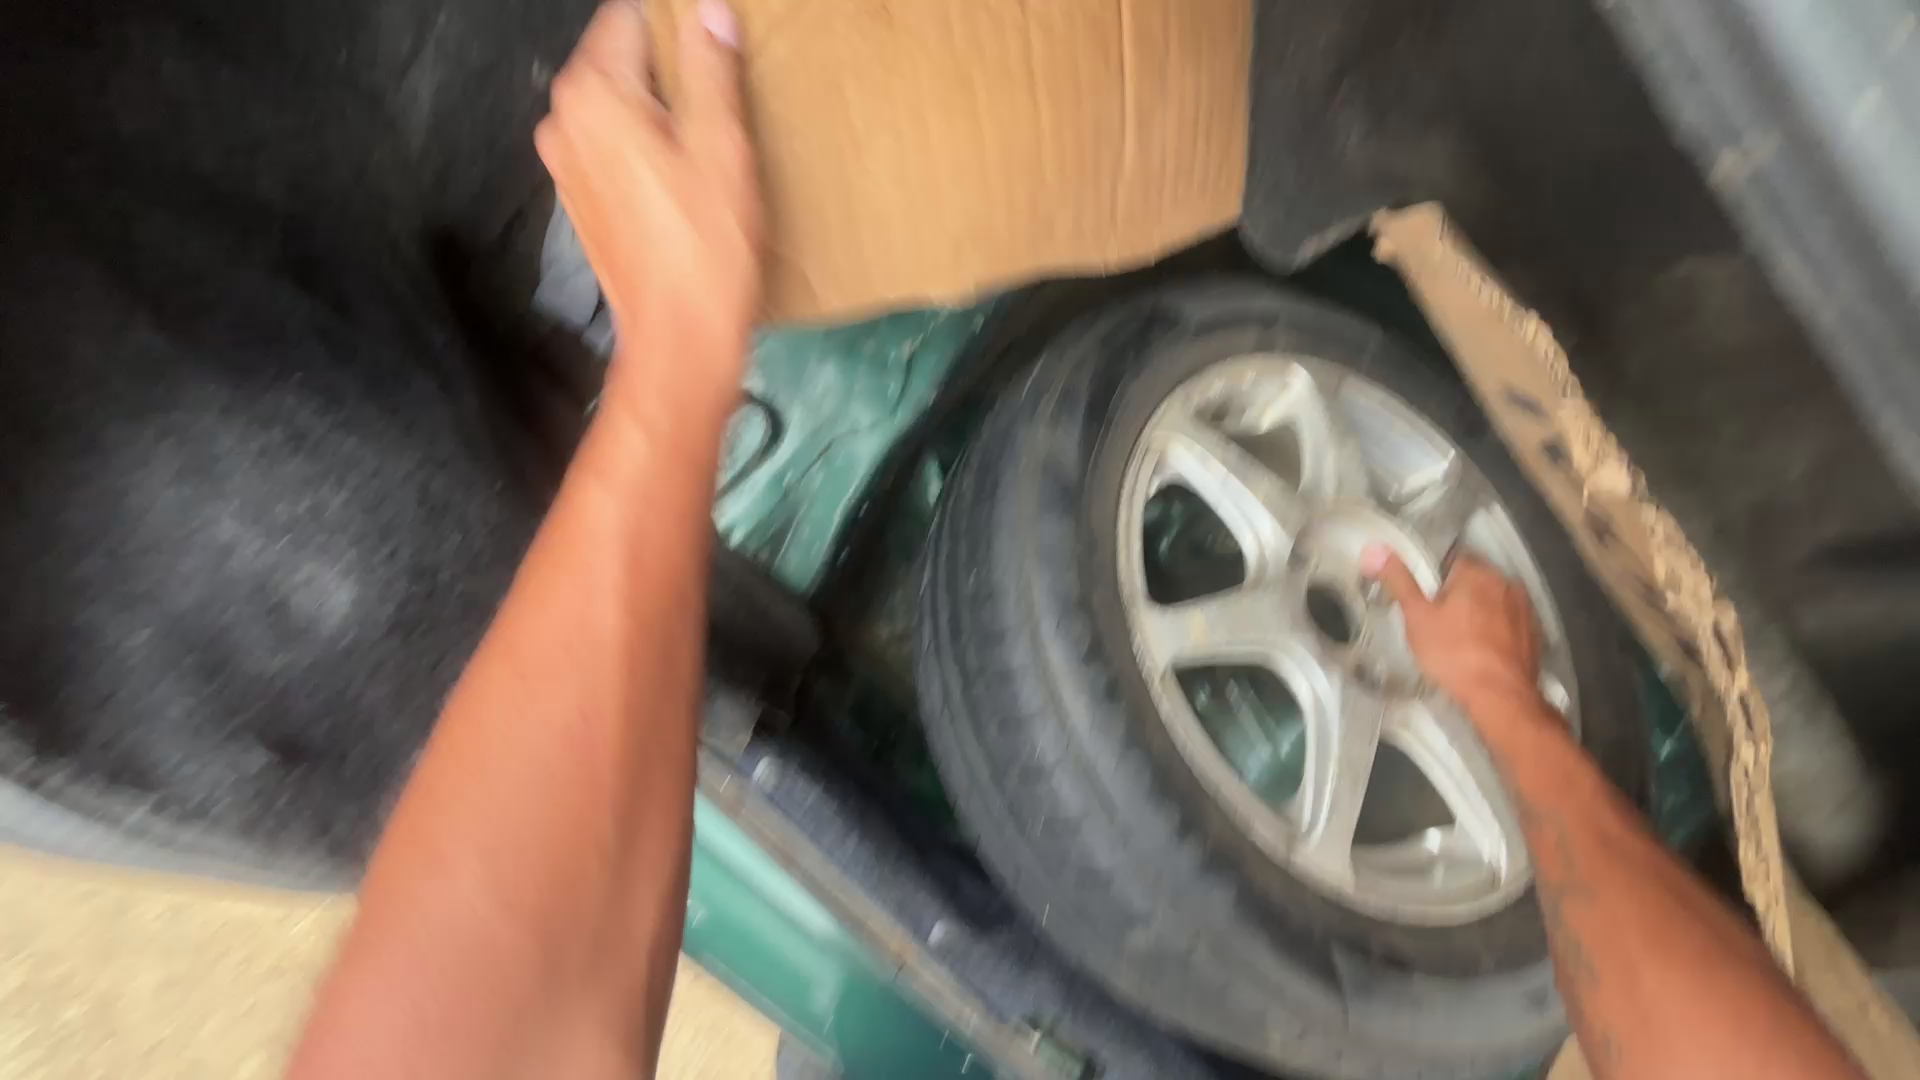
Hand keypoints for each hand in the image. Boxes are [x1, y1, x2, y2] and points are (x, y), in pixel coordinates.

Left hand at [537, 0, 760, 405]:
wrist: (679, 343)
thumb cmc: (706, 251)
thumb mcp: (722, 151)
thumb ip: (711, 69)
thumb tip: (710, 12)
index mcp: (594, 94)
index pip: (632, 18)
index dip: (681, 30)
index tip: (720, 62)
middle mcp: (565, 122)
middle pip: (622, 67)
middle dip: (671, 78)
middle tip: (724, 114)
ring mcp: (568, 169)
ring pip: (620, 116)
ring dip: (661, 122)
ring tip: (708, 156)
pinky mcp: (584, 208)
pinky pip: (615, 157)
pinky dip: (646, 159)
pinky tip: (684, 193)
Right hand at [1362, 545, 1549, 719]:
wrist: (1500, 696)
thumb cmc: (1452, 653)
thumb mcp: (1416, 616)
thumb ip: (1398, 581)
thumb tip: (1375, 549)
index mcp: (1477, 574)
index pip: (1451, 559)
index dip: (1433, 576)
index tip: (1422, 596)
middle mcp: (1507, 584)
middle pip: (1473, 579)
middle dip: (1455, 592)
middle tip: (1434, 618)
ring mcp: (1525, 609)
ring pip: (1492, 600)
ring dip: (1477, 609)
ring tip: (1456, 635)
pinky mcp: (1534, 633)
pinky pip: (1507, 620)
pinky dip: (1493, 628)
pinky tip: (1479, 648)